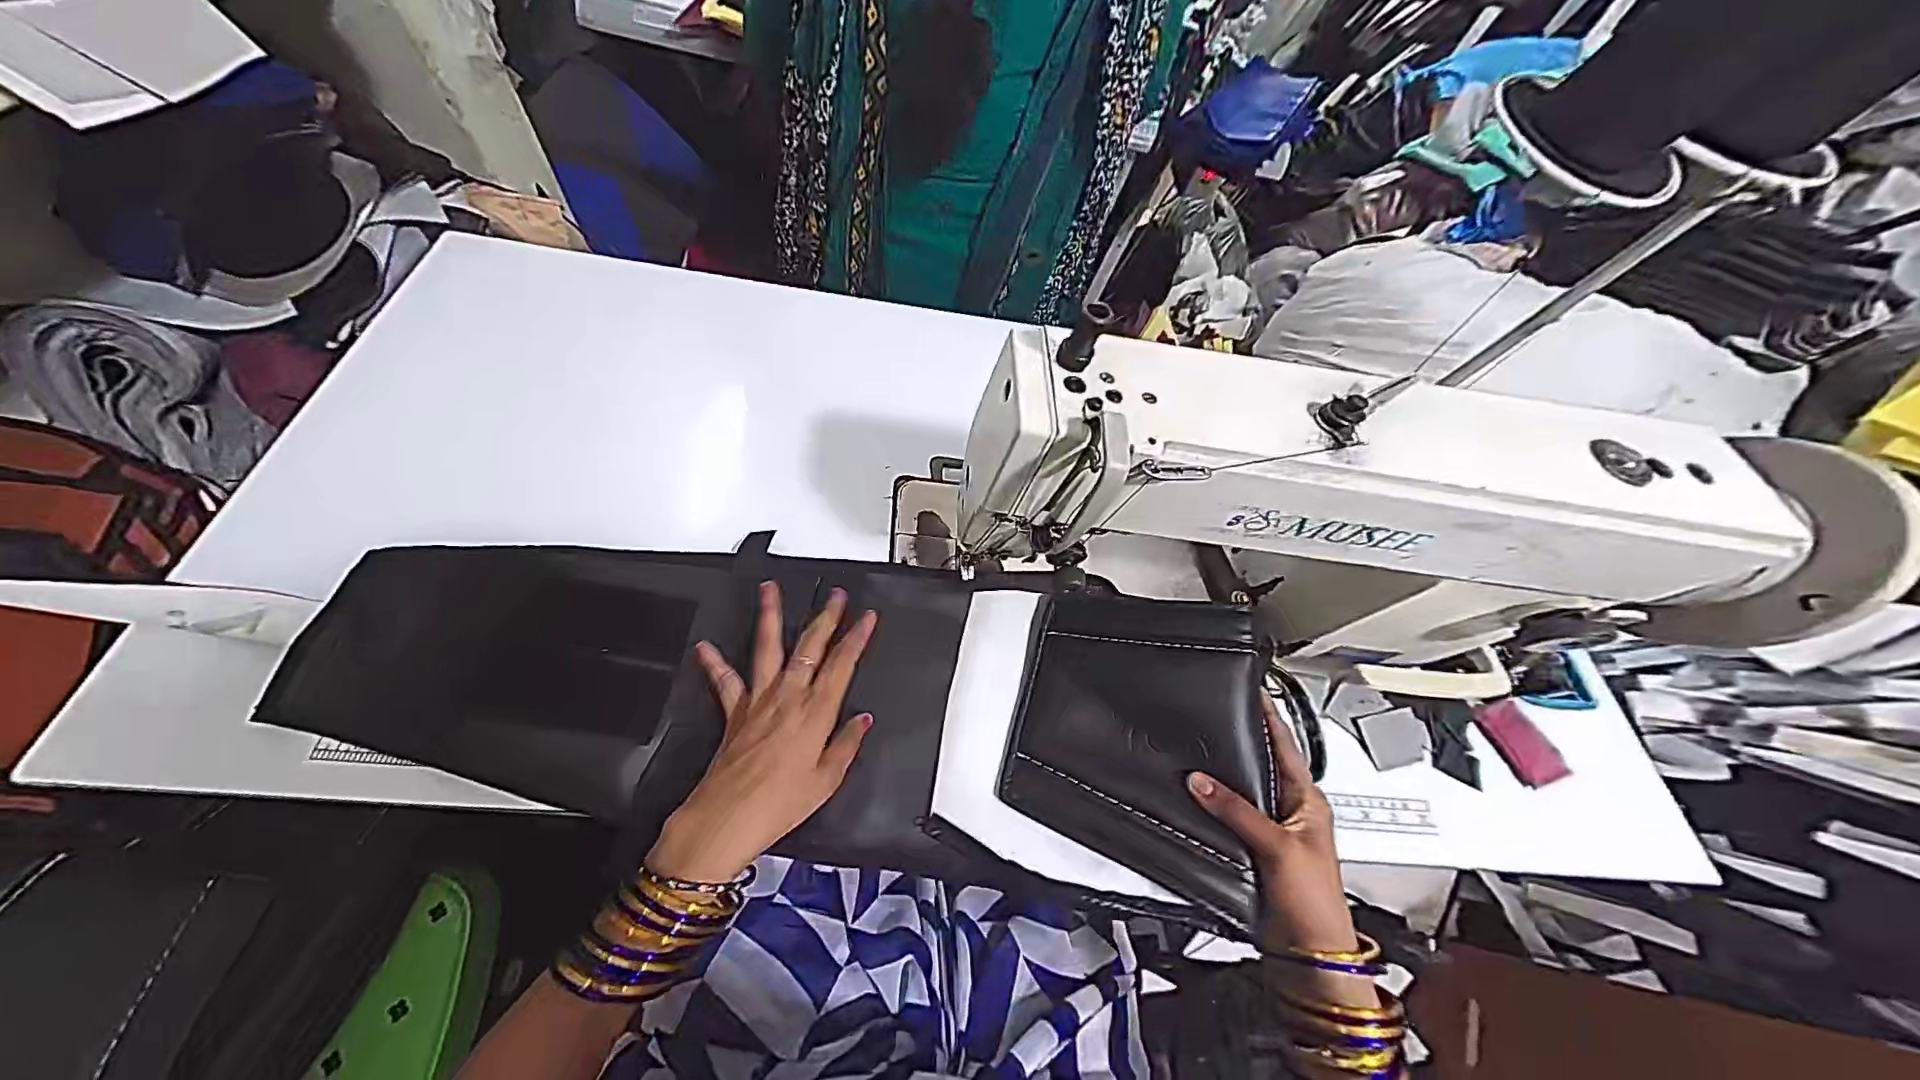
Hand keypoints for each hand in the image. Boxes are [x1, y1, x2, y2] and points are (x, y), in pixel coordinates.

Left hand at [646, 582, 877, 883]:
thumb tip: (862, 721)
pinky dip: (714, 663)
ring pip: (767, 647)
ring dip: (770, 616)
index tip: (867, 618)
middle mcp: (787, 698)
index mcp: (815, 713)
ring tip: (770, 591)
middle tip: (835, 596)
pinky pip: (724, 681)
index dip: (857, 637)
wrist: (726, 818)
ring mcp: (758, 701)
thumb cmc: (777, 804)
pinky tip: (706, 647)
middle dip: (826, 617)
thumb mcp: (826, 780)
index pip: (842, 664)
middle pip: (810, 646)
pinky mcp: (735, 712)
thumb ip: (846, 745)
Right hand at [1186, 695, 1355, 953]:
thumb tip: (1201, 781)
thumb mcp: (1277, 847)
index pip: (1286, 745)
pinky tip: (1202, 794)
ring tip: (1206, 746)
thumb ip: (1237, 810)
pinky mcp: (1258, 847)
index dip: (1269, 716)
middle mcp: (1293, 810)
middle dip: (1243, 739)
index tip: (1253, 690)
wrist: (1311, 953)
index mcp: (1310, 801)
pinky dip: (1217, 801)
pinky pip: (1233, 813)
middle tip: (1221, 711)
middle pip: (1264, 763)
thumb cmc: (1317, 905)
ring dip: (1227, 773)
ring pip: (1246, 788)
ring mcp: (1275, 829)